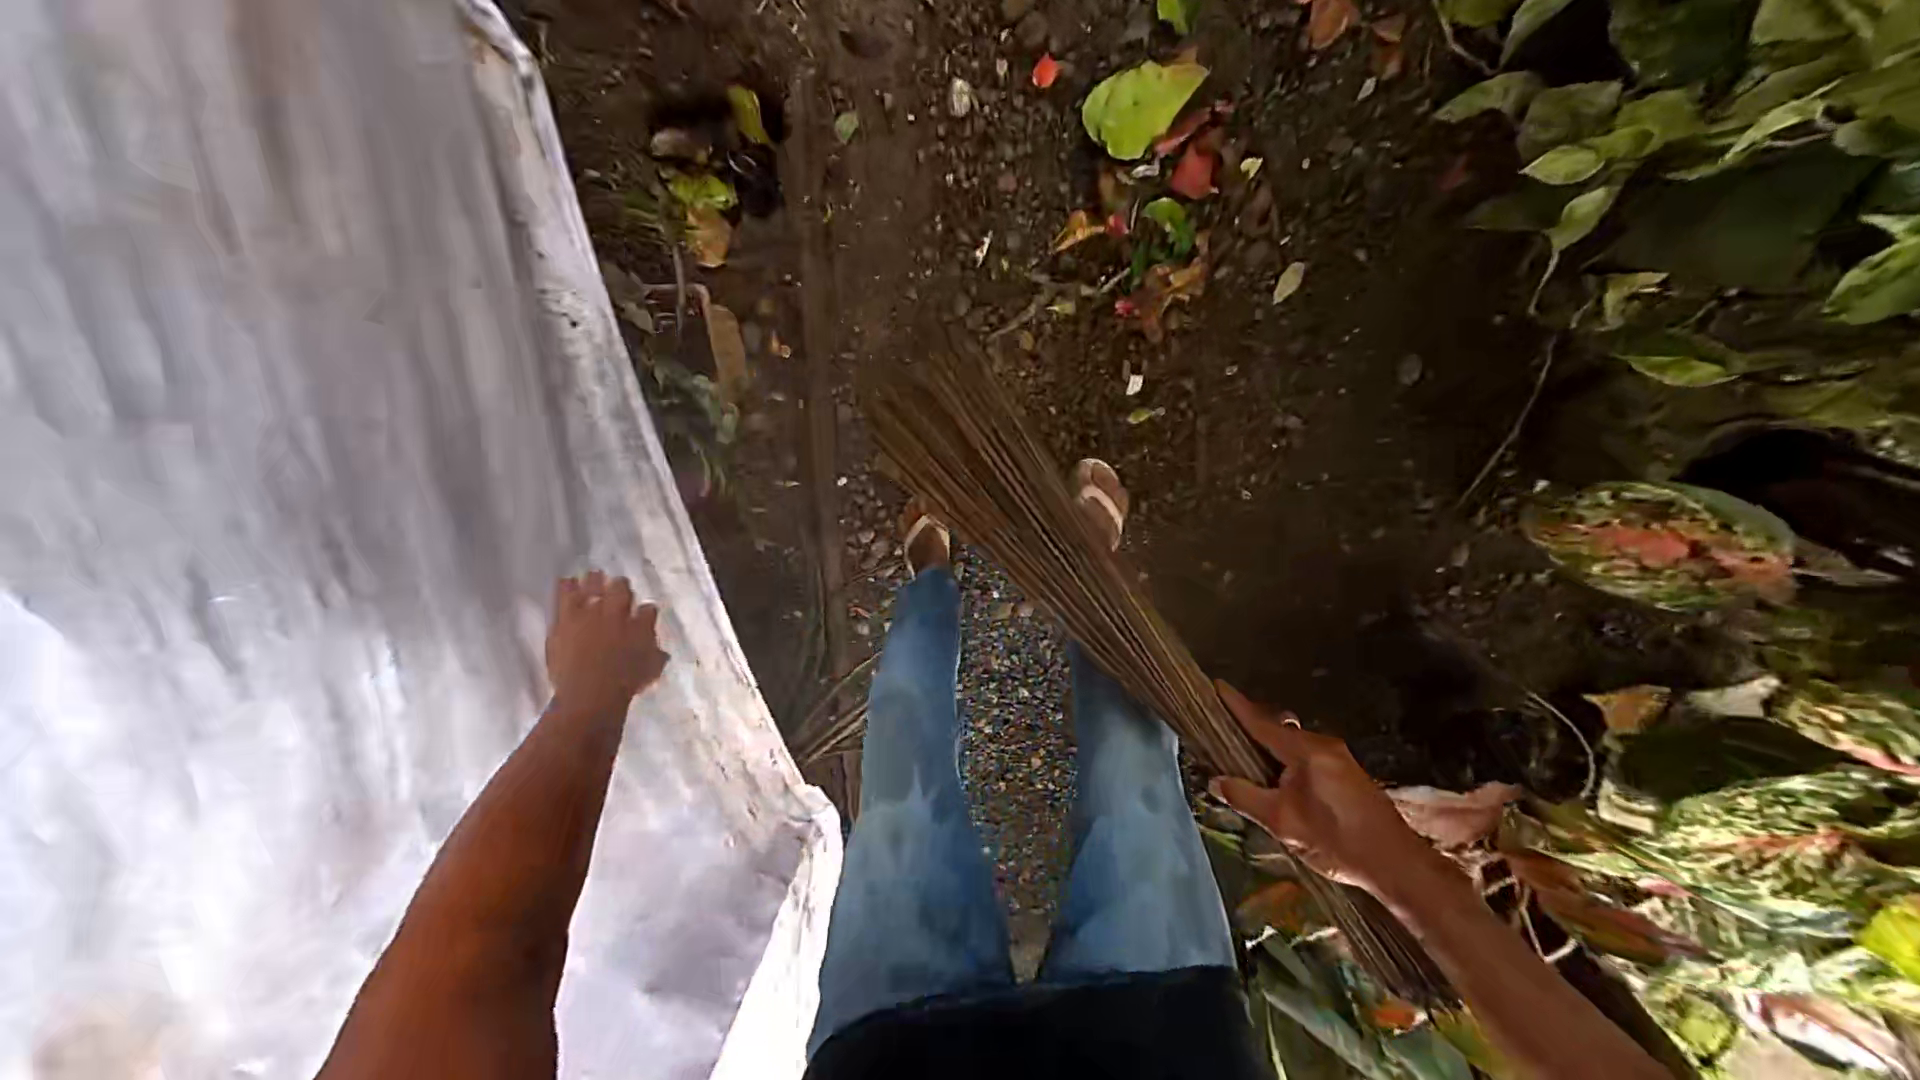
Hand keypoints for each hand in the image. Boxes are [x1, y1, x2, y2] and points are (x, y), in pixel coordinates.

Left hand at [545, 571, 668, 716]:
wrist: (589, 693)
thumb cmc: (625, 684)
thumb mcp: (650, 669)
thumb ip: (655, 655)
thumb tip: (660, 651)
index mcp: (641, 624)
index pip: (647, 609)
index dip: (646, 610)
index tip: (644, 612)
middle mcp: (617, 613)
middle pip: (621, 589)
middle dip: (621, 586)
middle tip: (619, 584)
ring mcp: (589, 615)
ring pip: (592, 586)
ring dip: (594, 580)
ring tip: (592, 575)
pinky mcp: (564, 621)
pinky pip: (564, 597)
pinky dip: (566, 587)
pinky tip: (565, 581)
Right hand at [1209, 681, 1443, 900]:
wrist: (1397, 865)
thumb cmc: (1336, 840)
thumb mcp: (1281, 822)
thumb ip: (1244, 797)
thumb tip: (1215, 782)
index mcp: (1304, 751)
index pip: (1261, 721)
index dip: (1236, 704)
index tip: (1218, 685)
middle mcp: (1323, 745)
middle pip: (1278, 727)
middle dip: (1252, 725)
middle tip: (1225, 730)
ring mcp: (1339, 758)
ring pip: (1294, 742)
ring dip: (1270, 747)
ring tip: (1247, 759)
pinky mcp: (1348, 773)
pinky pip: (1307, 754)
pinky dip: (1287, 758)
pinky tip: (1279, 779)